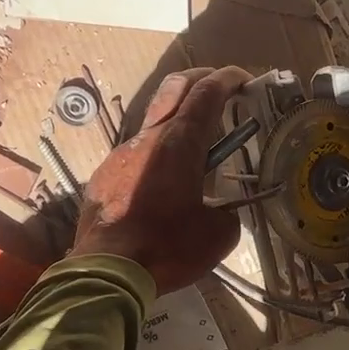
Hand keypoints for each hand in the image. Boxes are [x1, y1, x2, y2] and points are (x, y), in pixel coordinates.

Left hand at [71, 66, 248, 293]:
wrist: (107, 269)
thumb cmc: (167, 249)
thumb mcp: (217, 236)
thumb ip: (227, 213)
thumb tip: (222, 212)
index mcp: (180, 145)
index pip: (206, 94)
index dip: (228, 80)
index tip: (244, 79)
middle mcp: (149, 140)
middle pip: (174, 89)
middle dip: (199, 80)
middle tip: (219, 86)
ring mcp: (121, 155)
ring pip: (153, 123)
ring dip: (176, 121)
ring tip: (194, 145)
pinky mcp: (104, 176)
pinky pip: (136, 154)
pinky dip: (157, 155)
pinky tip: (163, 182)